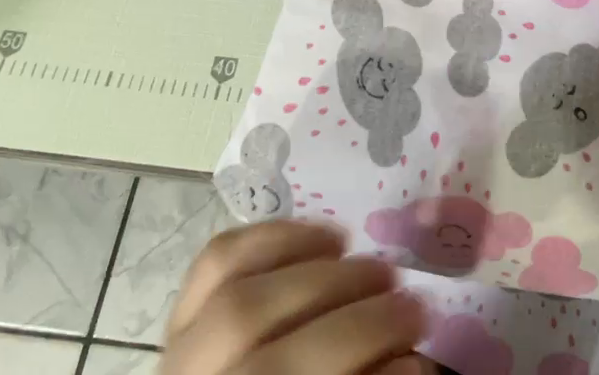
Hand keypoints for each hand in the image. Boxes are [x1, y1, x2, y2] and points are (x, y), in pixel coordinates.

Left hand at [161, 221, 432, 374]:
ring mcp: (178, 349)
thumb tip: (409, 360)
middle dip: (349, 309)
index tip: (420, 341)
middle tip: (407, 298)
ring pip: (235, 297)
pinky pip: (216, 262)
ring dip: (316, 269)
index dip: (361, 347)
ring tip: (371, 265)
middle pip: (260, 337)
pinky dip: (273, 237)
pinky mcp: (181, 315)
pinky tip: (326, 238)